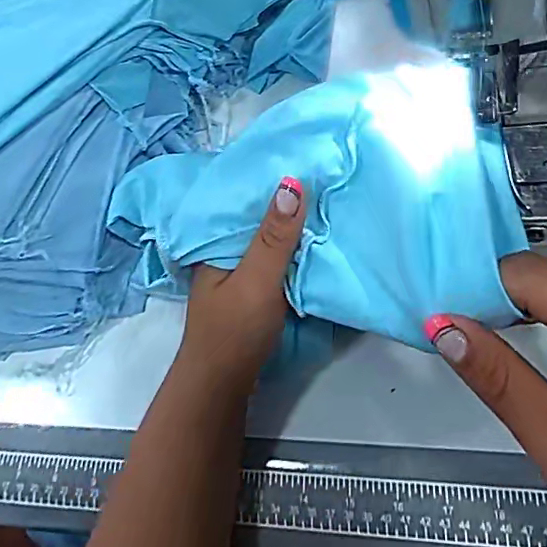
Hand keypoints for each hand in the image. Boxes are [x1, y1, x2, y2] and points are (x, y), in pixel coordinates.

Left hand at [177, 176, 307, 385]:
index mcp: (217, 240)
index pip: (246, 196)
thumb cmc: (234, 333)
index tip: (307, 156)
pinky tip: (317, 237)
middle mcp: (227, 248)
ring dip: (295, 223)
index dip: (274, 177)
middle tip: (327, 172)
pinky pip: (279, 255)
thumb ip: (275, 237)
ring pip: (272, 236)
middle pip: (261, 214)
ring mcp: (241, 268)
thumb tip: (292, 181)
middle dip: (289, 198)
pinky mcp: (256, 286)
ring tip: (328, 196)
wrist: (222, 391)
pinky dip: (296, 246)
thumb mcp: (257, 280)